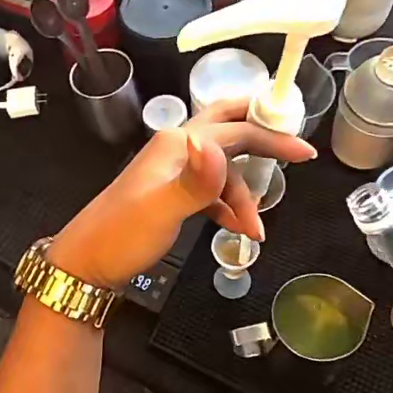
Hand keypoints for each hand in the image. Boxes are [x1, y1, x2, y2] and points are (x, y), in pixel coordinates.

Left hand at [47, 99, 316, 289]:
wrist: (86, 263)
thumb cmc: (122, 235)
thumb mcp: (162, 209)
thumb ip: (196, 179)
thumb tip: (219, 146)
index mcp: (179, 143)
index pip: (236, 131)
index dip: (273, 138)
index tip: (306, 153)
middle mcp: (179, 148)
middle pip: (229, 129)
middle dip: (262, 137)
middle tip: (293, 150)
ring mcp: (176, 170)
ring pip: (224, 170)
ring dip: (244, 196)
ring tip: (255, 231)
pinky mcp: (174, 192)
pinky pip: (212, 191)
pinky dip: (228, 207)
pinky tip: (237, 229)